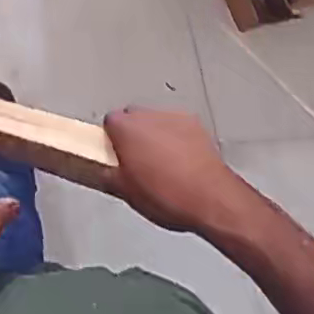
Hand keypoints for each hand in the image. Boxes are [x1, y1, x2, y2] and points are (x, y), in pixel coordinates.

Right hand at [103, 107, 261, 236]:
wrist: (211, 198)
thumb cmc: (167, 195)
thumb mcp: (126, 192)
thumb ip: (107, 175)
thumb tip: (102, 170)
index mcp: (124, 127)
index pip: (109, 123)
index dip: (112, 140)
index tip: (117, 158)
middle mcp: (146, 114)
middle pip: (131, 118)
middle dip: (133, 135)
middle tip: (138, 163)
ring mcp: (171, 116)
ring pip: (155, 121)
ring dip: (155, 135)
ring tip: (163, 166)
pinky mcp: (194, 122)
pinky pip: (177, 126)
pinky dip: (176, 137)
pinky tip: (182, 162)